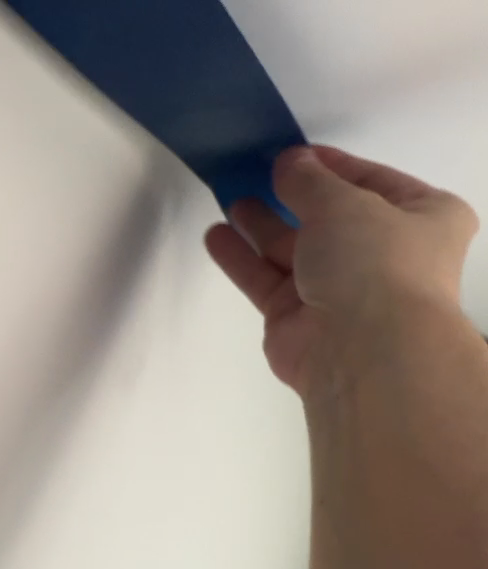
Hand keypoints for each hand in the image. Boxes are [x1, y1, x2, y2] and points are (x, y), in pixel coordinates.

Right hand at [206, 146, 478, 399]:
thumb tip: (289, 160)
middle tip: (252, 176)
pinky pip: (263, 276)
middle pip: (326, 215)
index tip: (289, 154)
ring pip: (290, 247)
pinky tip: (216, 236)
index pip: (371, 181)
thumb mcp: (347, 206)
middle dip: (289, 196)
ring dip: (259, 225)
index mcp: (420, 216)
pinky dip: (240, 256)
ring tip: (229, 201)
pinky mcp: (292, 310)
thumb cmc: (374, 263)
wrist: (360, 344)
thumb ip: (311, 182)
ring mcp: (334, 282)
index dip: (329, 166)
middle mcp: (379, 249)